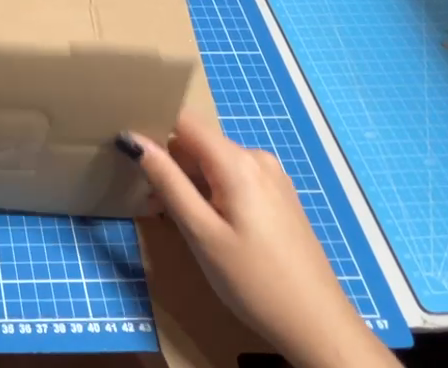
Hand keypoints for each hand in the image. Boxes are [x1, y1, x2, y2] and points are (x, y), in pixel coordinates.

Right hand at [119, 117, 396, 367]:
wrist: (319, 327)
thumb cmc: (253, 281)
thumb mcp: (201, 233)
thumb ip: (166, 181)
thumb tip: (132, 140)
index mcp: (237, 161)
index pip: (183, 119)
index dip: (152, 126)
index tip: (127, 150)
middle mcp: (256, 158)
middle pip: (198, 143)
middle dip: (169, 164)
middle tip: (148, 200)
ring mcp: (272, 177)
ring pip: (213, 163)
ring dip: (188, 182)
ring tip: (172, 218)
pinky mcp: (278, 197)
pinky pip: (232, 178)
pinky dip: (210, 192)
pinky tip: (204, 224)